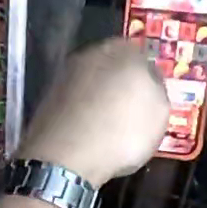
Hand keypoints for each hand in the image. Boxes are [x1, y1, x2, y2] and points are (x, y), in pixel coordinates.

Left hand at [17, 38, 169, 183]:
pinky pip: (74, 102)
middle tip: (130, 114)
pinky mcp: (47, 96)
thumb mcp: (160, 114)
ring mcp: (66, 73)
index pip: (144, 59)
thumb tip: (150, 83)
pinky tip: (87, 133)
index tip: (150, 103)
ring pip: (92, 84)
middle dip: (122, 87)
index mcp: (125, 51)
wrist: (66, 156)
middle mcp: (93, 53)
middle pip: (114, 67)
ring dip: (100, 100)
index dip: (149, 82)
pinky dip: (82, 113)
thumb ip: (157, 90)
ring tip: (107, 128)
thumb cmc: (122, 133)